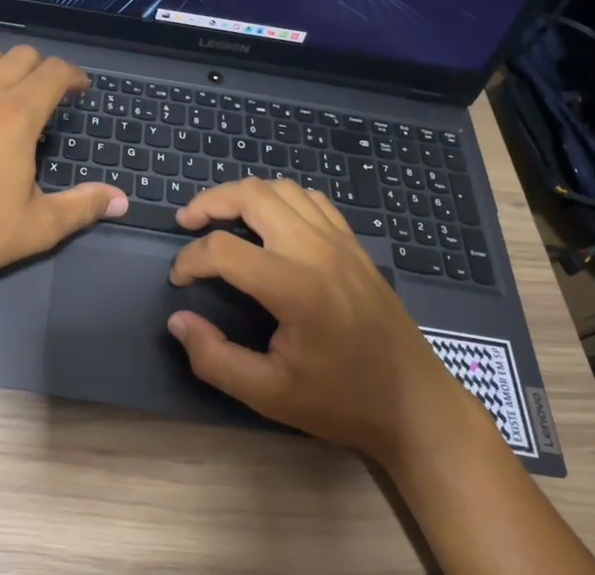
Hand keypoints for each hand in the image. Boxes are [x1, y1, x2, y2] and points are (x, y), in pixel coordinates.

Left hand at [0, 42, 127, 304]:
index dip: (74, 76)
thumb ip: (83, 206)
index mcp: (16, 115)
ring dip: (1, 66)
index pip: (54, 72)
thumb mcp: (37, 227)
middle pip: (21, 55)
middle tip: (47, 96)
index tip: (79, 89)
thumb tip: (120, 199)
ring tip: (4, 92)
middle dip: (42, 70)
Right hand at [166, 178, 467, 464]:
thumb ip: (215, 359)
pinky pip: (311, 200)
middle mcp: (317, 251)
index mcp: (295, 288)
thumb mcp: (269, 396)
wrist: (416, 405)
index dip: (189, 259)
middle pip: (252, 195)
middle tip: (186, 221)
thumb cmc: (342, 402)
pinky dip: (279, 198)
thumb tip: (178, 322)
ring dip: (244, 194)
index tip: (178, 281)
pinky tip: (268, 222)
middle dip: (209, 202)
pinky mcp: (354, 244)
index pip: (223, 249)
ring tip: (220, 216)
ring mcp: (340, 242)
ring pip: (282, 188)